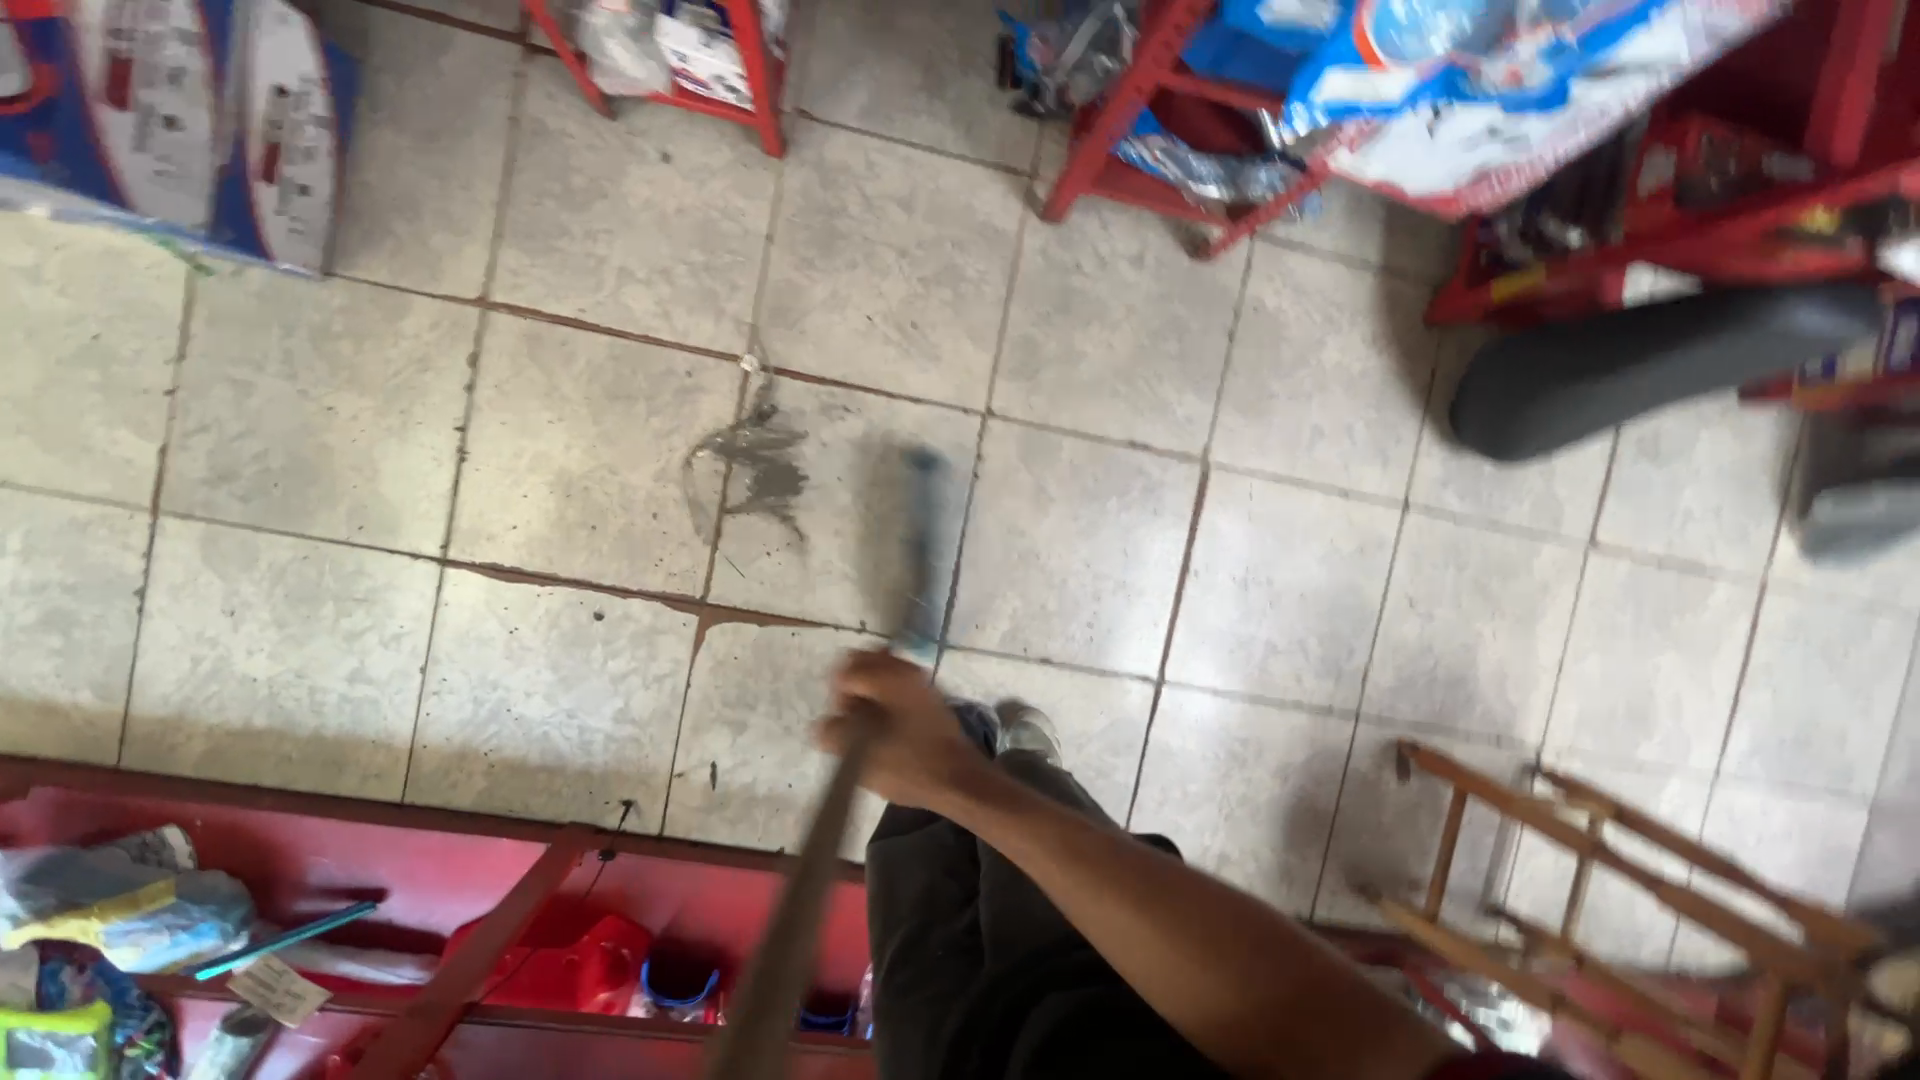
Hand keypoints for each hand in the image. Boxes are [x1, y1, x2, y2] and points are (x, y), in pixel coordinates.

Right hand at [816, 650, 984, 808]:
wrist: (958, 780)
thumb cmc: (910, 767)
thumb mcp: (861, 755)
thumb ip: (834, 734)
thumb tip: (823, 726)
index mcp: (888, 678)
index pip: (844, 671)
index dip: (837, 697)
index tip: (843, 723)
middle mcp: (906, 670)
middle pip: (863, 662)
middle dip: (851, 688)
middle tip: (851, 719)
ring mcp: (920, 681)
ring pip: (881, 672)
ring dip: (868, 692)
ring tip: (867, 725)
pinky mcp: (928, 696)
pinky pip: (897, 685)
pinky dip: (885, 698)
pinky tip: (886, 725)